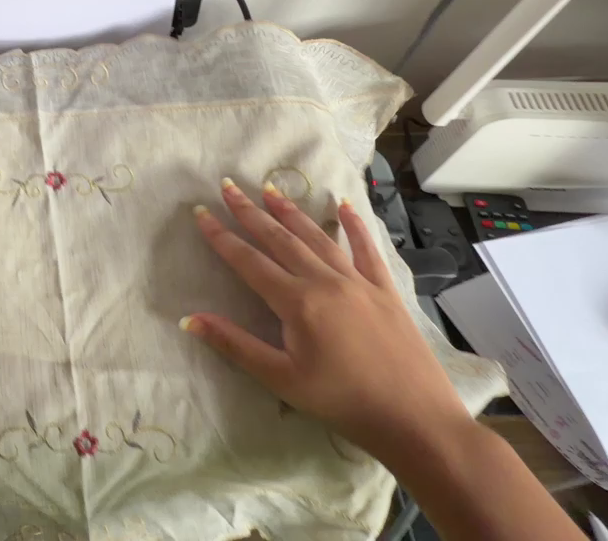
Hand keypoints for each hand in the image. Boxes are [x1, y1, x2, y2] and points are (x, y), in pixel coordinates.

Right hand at [184, 180, 473, 460]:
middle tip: (228, 186)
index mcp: (297, 302)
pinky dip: (355, 225)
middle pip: (279, 239)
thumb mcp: (282, 379)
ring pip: (317, 237)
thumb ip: (235, 345)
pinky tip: (344, 205)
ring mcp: (359, 282)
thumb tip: (189, 319)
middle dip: (250, 211)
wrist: (418, 422)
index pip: (248, 261)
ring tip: (269, 189)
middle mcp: (325, 281)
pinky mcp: (386, 291)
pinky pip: (367, 250)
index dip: (221, 236)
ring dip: (290, 212)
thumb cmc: (343, 403)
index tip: (200, 212)